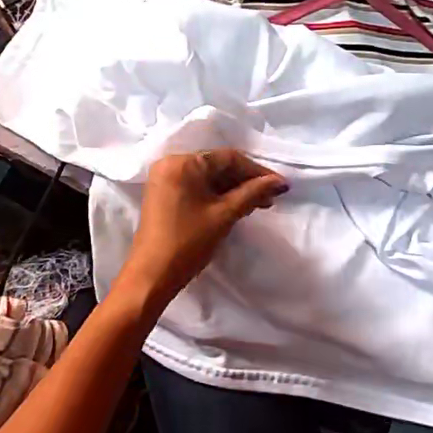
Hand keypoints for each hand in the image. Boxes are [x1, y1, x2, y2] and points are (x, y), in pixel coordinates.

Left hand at [115, 149, 288, 306]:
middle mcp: (170, 164)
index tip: (280, 186)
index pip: (227, 158)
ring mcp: (164, 180)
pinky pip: (195, 187)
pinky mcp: (163, 195)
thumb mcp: (224, 215)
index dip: (256, 171)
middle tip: (271, 198)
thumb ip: (252, 193)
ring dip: (233, 189)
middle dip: (245, 181)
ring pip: (207, 178)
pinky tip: (236, 206)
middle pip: (216, 166)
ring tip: (258, 205)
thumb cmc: (188, 242)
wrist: (152, 275)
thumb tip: (279, 182)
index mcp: (182, 163)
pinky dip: (216, 195)